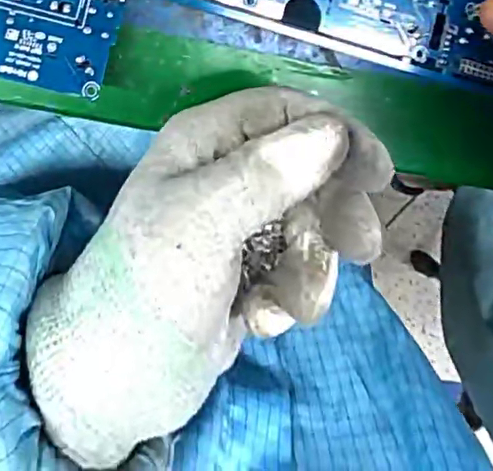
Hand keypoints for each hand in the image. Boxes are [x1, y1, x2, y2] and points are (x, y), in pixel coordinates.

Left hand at [25, 87, 393, 467]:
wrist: (117, 381)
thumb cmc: (152, 284)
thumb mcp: (206, 218)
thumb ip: (267, 172)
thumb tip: (332, 130)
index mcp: (206, 140)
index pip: (283, 111)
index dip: (332, 131)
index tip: (375, 170)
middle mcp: (224, 172)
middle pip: (306, 168)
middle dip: (331, 211)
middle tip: (358, 247)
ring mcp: (237, 223)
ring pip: (308, 224)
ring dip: (307, 267)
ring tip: (280, 302)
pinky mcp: (246, 269)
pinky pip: (293, 266)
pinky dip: (287, 294)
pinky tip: (257, 318)